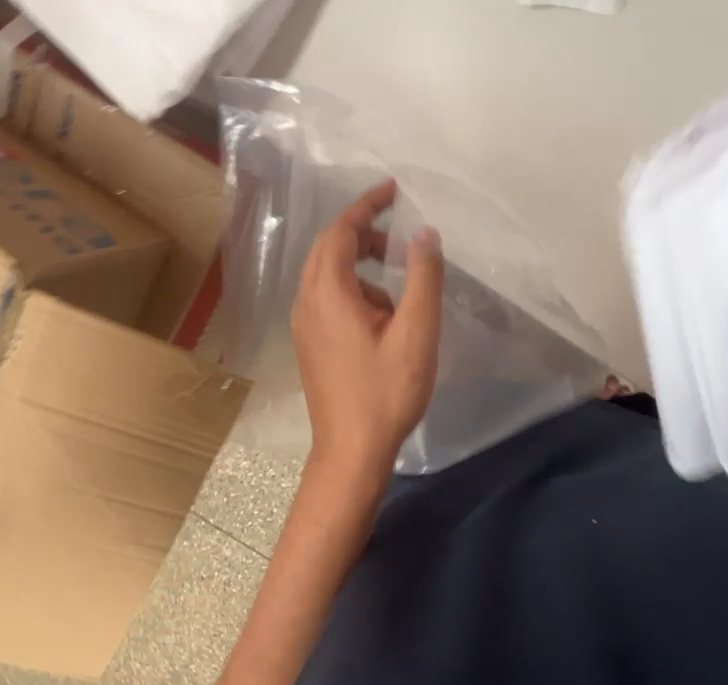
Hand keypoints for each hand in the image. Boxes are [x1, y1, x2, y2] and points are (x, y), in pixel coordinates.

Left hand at [291, 179, 445, 472]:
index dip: (366, 206)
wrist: (351, 450)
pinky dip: (352, 294)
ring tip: (398, 290)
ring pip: (326, 278)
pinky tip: (381, 323)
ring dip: (359, 269)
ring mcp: (303, 328)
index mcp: (327, 293)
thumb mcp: (416, 334)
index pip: (340, 231)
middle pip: (327, 250)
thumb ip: (422, 278)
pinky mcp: (309, 348)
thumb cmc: (385, 394)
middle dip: (361, 234)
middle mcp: (306, 304)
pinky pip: (326, 303)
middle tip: (398, 237)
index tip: (392, 191)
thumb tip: (423, 233)